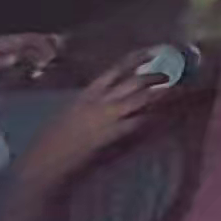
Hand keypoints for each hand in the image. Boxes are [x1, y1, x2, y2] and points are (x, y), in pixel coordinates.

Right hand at [14, 51, 172, 199]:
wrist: (38, 169)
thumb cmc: (50, 144)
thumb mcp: (69, 115)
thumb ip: (92, 103)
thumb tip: (117, 93)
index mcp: (84, 96)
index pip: (113, 70)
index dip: (135, 59)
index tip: (153, 51)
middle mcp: (97, 103)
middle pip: (135, 81)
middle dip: (158, 75)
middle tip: (175, 73)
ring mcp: (106, 118)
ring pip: (144, 97)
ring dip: (165, 92)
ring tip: (182, 88)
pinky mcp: (114, 134)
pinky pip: (143, 120)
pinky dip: (159, 116)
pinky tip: (172, 114)